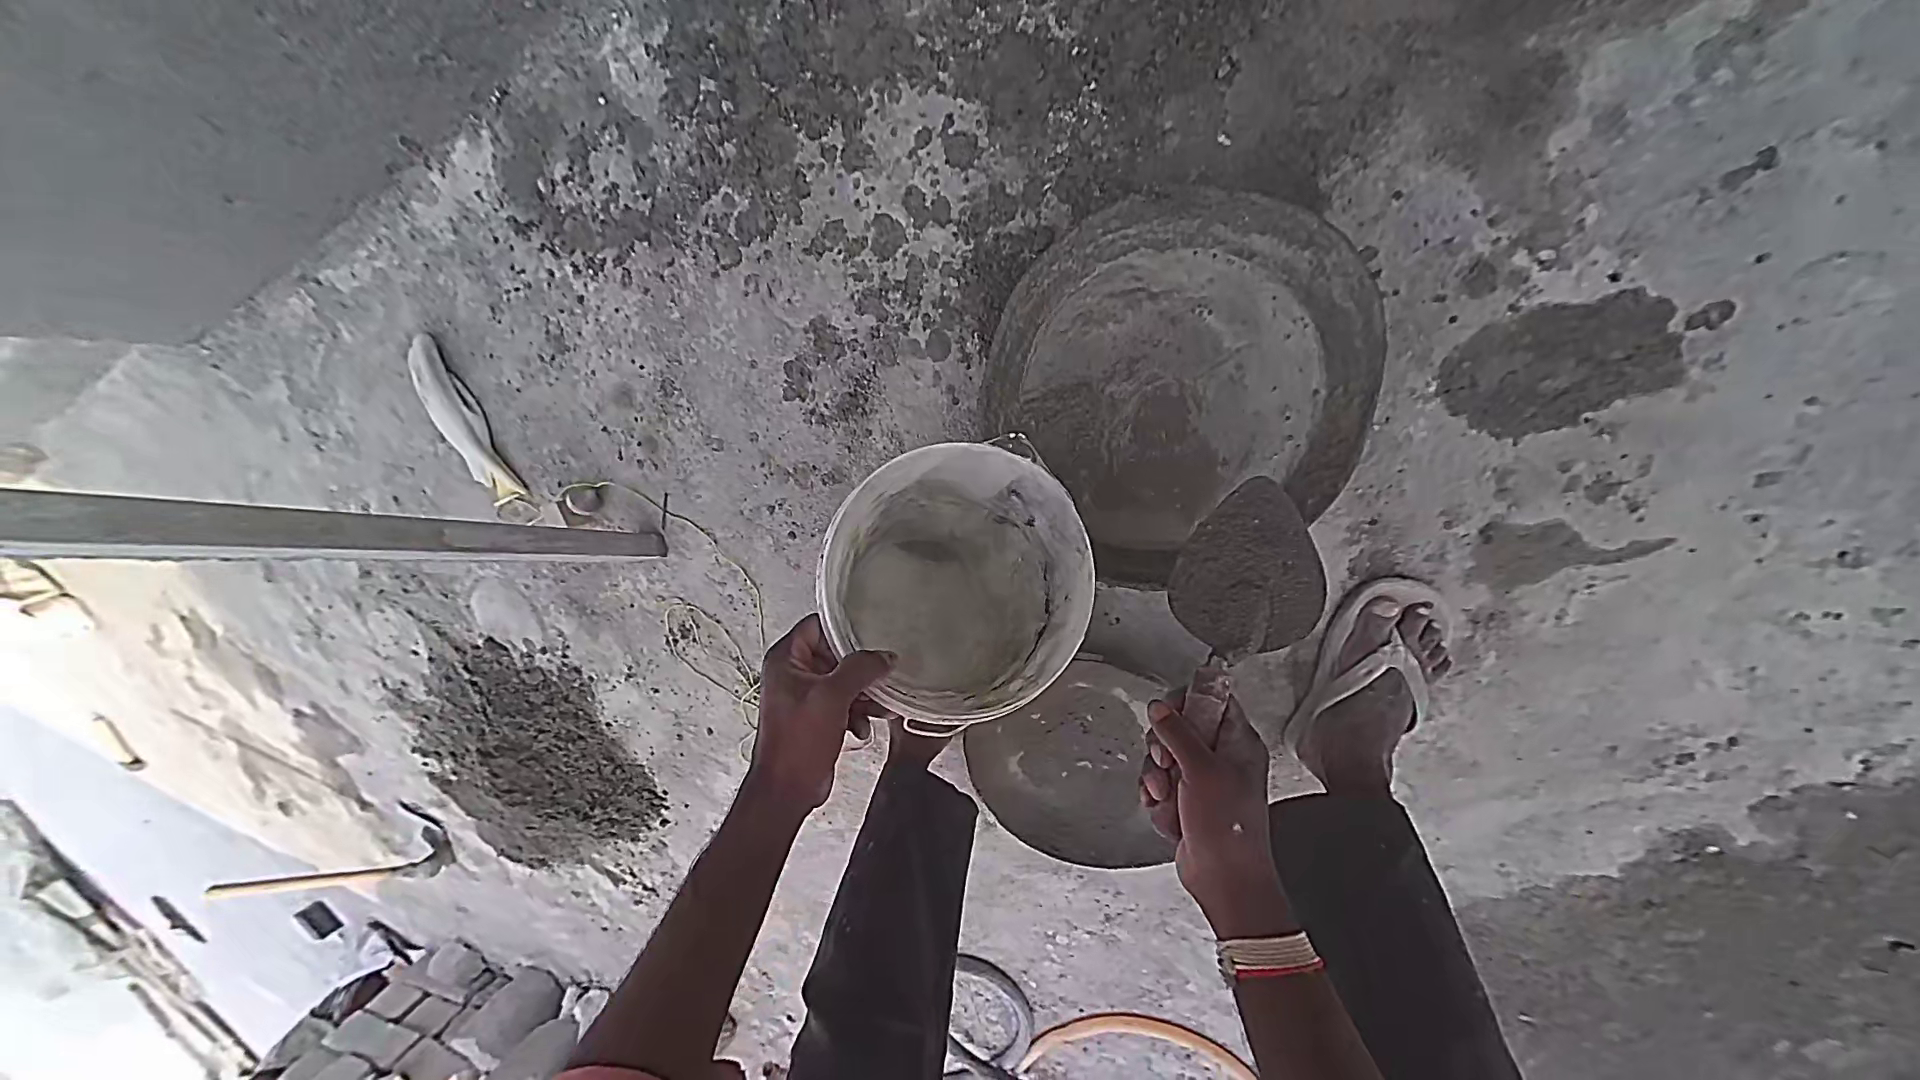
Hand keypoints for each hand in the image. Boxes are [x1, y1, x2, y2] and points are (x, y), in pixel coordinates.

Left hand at [745, 614, 893, 812]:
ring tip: (879, 704)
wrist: (788, 790)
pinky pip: (844, 702)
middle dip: (860, 668)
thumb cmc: (795, 745)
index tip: (869, 634)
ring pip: (844, 680)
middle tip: (879, 673)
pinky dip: (857, 711)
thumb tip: (883, 656)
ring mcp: (805, 696)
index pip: (817, 626)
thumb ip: (861, 669)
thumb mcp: (833, 696)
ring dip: (863, 692)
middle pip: (835, 654)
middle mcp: (793, 674)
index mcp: (786, 660)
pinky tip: (864, 724)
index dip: (842, 630)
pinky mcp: (817, 716)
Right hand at [1140, 691, 1293, 934]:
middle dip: (1162, 746)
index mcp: (1238, 742)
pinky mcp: (1185, 798)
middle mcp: (1221, 756)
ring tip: (1167, 796)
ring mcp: (1202, 778)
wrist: (1224, 879)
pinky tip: (1167, 812)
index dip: (1187, 701)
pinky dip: (1156, 797)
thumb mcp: (1200, 769)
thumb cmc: (1228, 828)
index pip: (1212, 699)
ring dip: (1156, 776)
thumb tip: (1159, 707)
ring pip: (1163, 755)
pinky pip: (1157, 782)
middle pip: (1178, 726)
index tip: (1169, 715)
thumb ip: (1177, 732)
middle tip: (1166, 762)